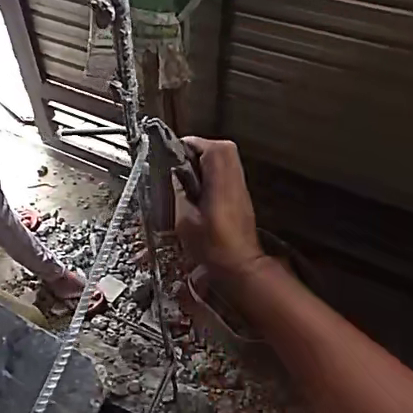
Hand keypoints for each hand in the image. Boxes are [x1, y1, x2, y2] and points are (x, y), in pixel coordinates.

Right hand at [173, 137, 267, 279]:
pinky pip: (225, 173)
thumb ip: (178, 193)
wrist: (239, 267)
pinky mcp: (240, 196)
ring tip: (186, 174)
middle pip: (220, 148)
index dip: (189, 145)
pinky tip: (198, 189)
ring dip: (204, 161)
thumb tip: (172, 175)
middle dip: (197, 150)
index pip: (209, 147)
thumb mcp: (185, 221)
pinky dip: (210, 174)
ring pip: (224, 159)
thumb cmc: (214, 248)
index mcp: (221, 181)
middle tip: (179, 161)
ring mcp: (240, 187)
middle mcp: (235, 179)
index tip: (173, 152)